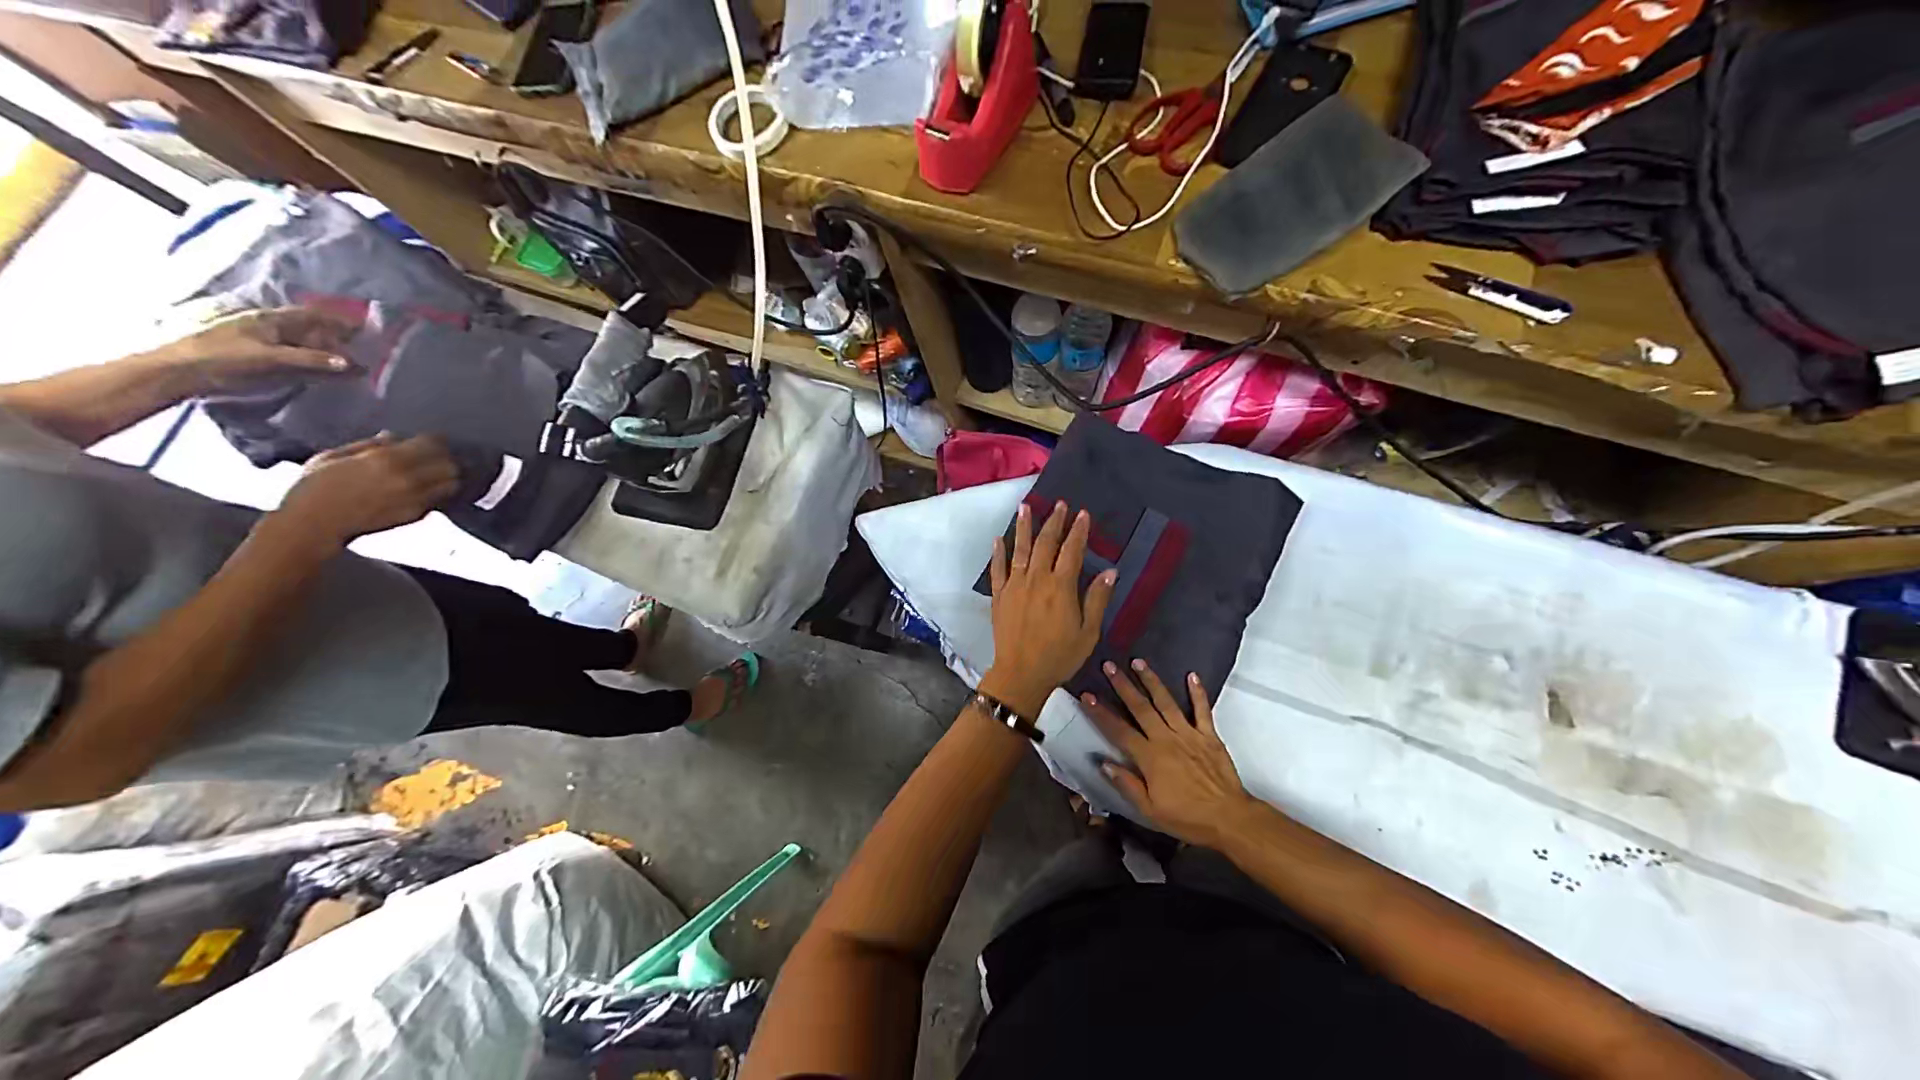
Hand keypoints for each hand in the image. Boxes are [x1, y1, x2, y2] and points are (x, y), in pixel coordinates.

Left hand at [149, 307, 359, 390]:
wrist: (179, 373)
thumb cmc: (224, 358)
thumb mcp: (271, 359)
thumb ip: (311, 360)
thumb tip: (352, 363)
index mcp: (272, 320)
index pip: (315, 315)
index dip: (340, 320)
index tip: (367, 329)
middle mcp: (270, 328)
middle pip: (312, 330)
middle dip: (339, 339)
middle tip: (365, 351)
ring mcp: (264, 343)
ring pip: (305, 345)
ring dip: (328, 353)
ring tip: (351, 365)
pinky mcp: (259, 359)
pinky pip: (297, 358)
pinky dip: (315, 363)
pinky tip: (324, 372)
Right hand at [267, 433, 460, 549]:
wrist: (313, 524)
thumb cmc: (314, 487)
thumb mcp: (334, 456)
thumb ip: (368, 445)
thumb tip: (392, 436)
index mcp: (387, 459)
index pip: (431, 444)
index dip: (434, 440)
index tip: (431, 439)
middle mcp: (408, 479)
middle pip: (450, 465)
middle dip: (446, 459)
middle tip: (436, 457)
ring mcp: (415, 499)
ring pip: (452, 484)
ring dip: (448, 477)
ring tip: (436, 474)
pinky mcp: (415, 515)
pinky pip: (440, 500)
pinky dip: (439, 493)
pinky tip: (428, 489)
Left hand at [977, 500, 1115, 719]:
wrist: (1021, 674)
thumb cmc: (1059, 656)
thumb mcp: (1088, 632)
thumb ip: (1097, 599)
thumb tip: (1110, 571)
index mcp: (1061, 587)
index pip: (1072, 551)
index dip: (1078, 531)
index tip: (1082, 514)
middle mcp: (1036, 579)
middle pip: (1046, 543)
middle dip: (1053, 521)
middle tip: (1059, 504)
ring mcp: (1014, 586)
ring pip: (1020, 549)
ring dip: (1024, 527)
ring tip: (1026, 507)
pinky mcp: (999, 596)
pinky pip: (998, 569)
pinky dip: (998, 552)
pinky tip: (1000, 539)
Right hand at [1083, 660, 1261, 849]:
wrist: (1229, 818)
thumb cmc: (1187, 817)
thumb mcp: (1150, 810)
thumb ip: (1127, 784)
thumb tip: (1104, 763)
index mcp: (1149, 757)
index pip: (1119, 730)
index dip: (1101, 712)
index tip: (1086, 695)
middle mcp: (1166, 739)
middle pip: (1140, 708)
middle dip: (1123, 685)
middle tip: (1109, 665)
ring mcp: (1189, 734)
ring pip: (1166, 702)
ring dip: (1151, 681)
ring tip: (1139, 662)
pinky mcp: (1209, 736)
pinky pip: (1202, 710)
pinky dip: (1197, 692)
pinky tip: (1192, 675)